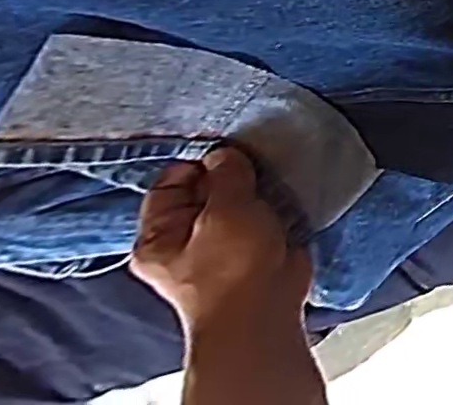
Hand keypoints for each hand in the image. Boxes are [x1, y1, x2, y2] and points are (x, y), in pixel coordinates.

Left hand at [130, 147, 310, 334]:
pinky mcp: (257, 242)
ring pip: (239, 198)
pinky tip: (292, 186)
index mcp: (160, 234)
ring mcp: (223, 240)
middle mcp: (187, 236)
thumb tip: (225, 153)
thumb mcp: (226, 212)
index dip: (200, 161)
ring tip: (282, 167)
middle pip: (207, 188)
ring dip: (261, 183)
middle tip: (264, 154)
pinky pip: (264, 210)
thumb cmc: (232, 263)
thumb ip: (226, 178)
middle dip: (236, 170)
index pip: (171, 183)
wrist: (263, 306)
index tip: (235, 146)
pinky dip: (277, 197)